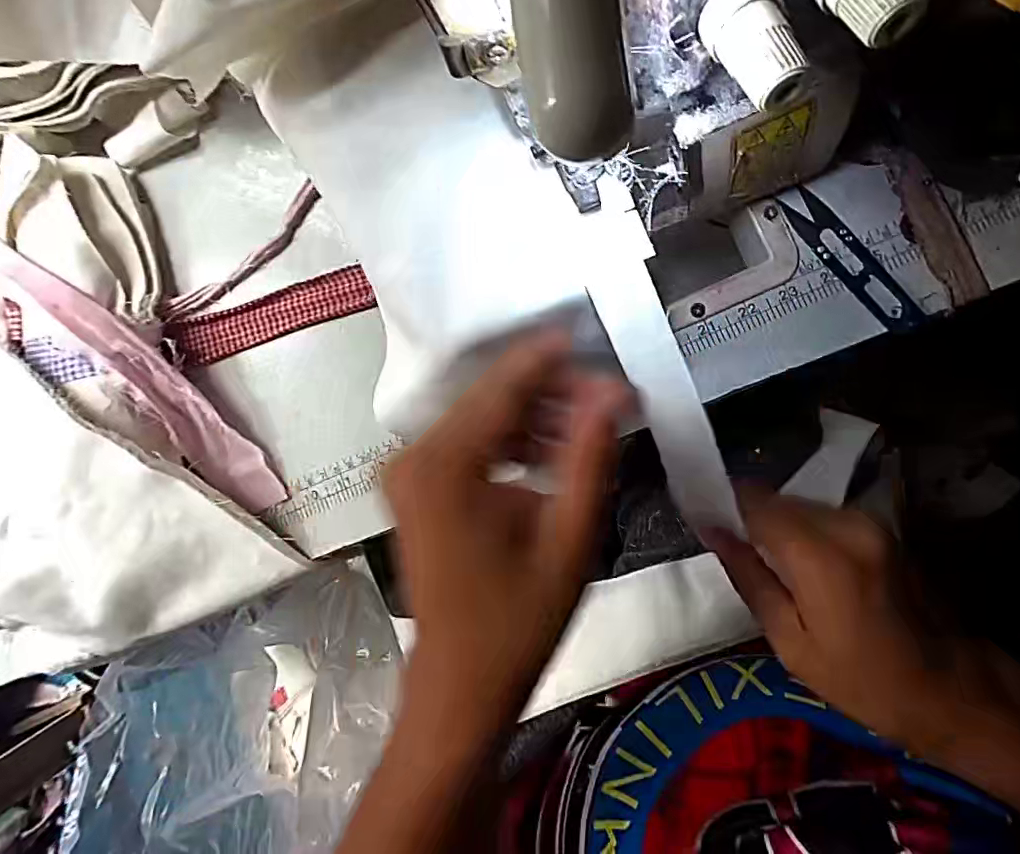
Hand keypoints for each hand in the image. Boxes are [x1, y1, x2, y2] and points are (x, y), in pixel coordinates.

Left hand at [383, 330, 630, 724]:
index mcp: (444, 465)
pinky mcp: (415, 482)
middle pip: (489, 396)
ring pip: (480, 414)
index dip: (549, 358)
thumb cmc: (517, 621)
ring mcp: (408, 468)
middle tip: (604, 397)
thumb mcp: (569, 539)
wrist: (459, 683)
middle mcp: (413, 455)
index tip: (588, 336)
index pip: (502, 387)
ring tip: (584, 428)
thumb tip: (612, 391)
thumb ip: (590, 458)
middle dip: (549, 389)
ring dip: (532, 414)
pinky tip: (548, 452)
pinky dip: (510, 437)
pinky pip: (468, 438)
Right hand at [710, 486, 990, 752]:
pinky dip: (805, 529)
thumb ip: (750, 578)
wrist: (953, 691)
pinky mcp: (882, 526)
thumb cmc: (865, 682)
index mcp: (820, 554)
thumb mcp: (793, 644)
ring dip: (779, 524)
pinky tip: (805, 564)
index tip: (704, 517)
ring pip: (801, 505)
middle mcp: (846, 523)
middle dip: (751, 516)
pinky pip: (825, 514)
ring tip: (770, 562)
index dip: (724, 504)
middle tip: (734, 548)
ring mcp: (869, 521)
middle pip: (778, 499)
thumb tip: (713, 532)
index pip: (755, 502)